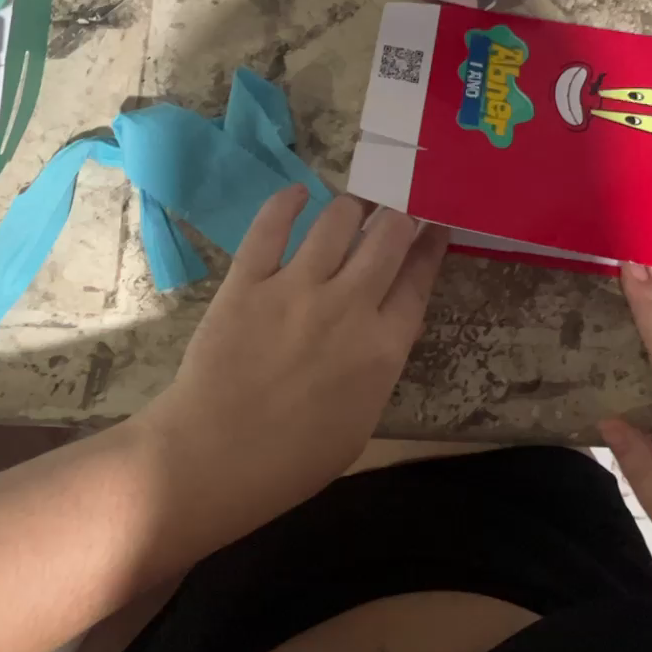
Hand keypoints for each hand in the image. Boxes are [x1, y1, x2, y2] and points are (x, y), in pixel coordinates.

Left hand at [141, 186, 449, 540]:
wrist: (216, 458)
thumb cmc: (295, 458)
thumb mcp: (363, 418)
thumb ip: (380, 363)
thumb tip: (384, 323)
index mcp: (383, 347)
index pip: (418, 279)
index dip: (431, 245)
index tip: (435, 225)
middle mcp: (349, 305)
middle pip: (388, 236)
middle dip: (399, 216)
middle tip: (395, 210)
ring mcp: (297, 287)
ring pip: (338, 220)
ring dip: (353, 205)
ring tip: (354, 204)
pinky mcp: (249, 280)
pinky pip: (271, 226)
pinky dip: (287, 202)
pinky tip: (298, 193)